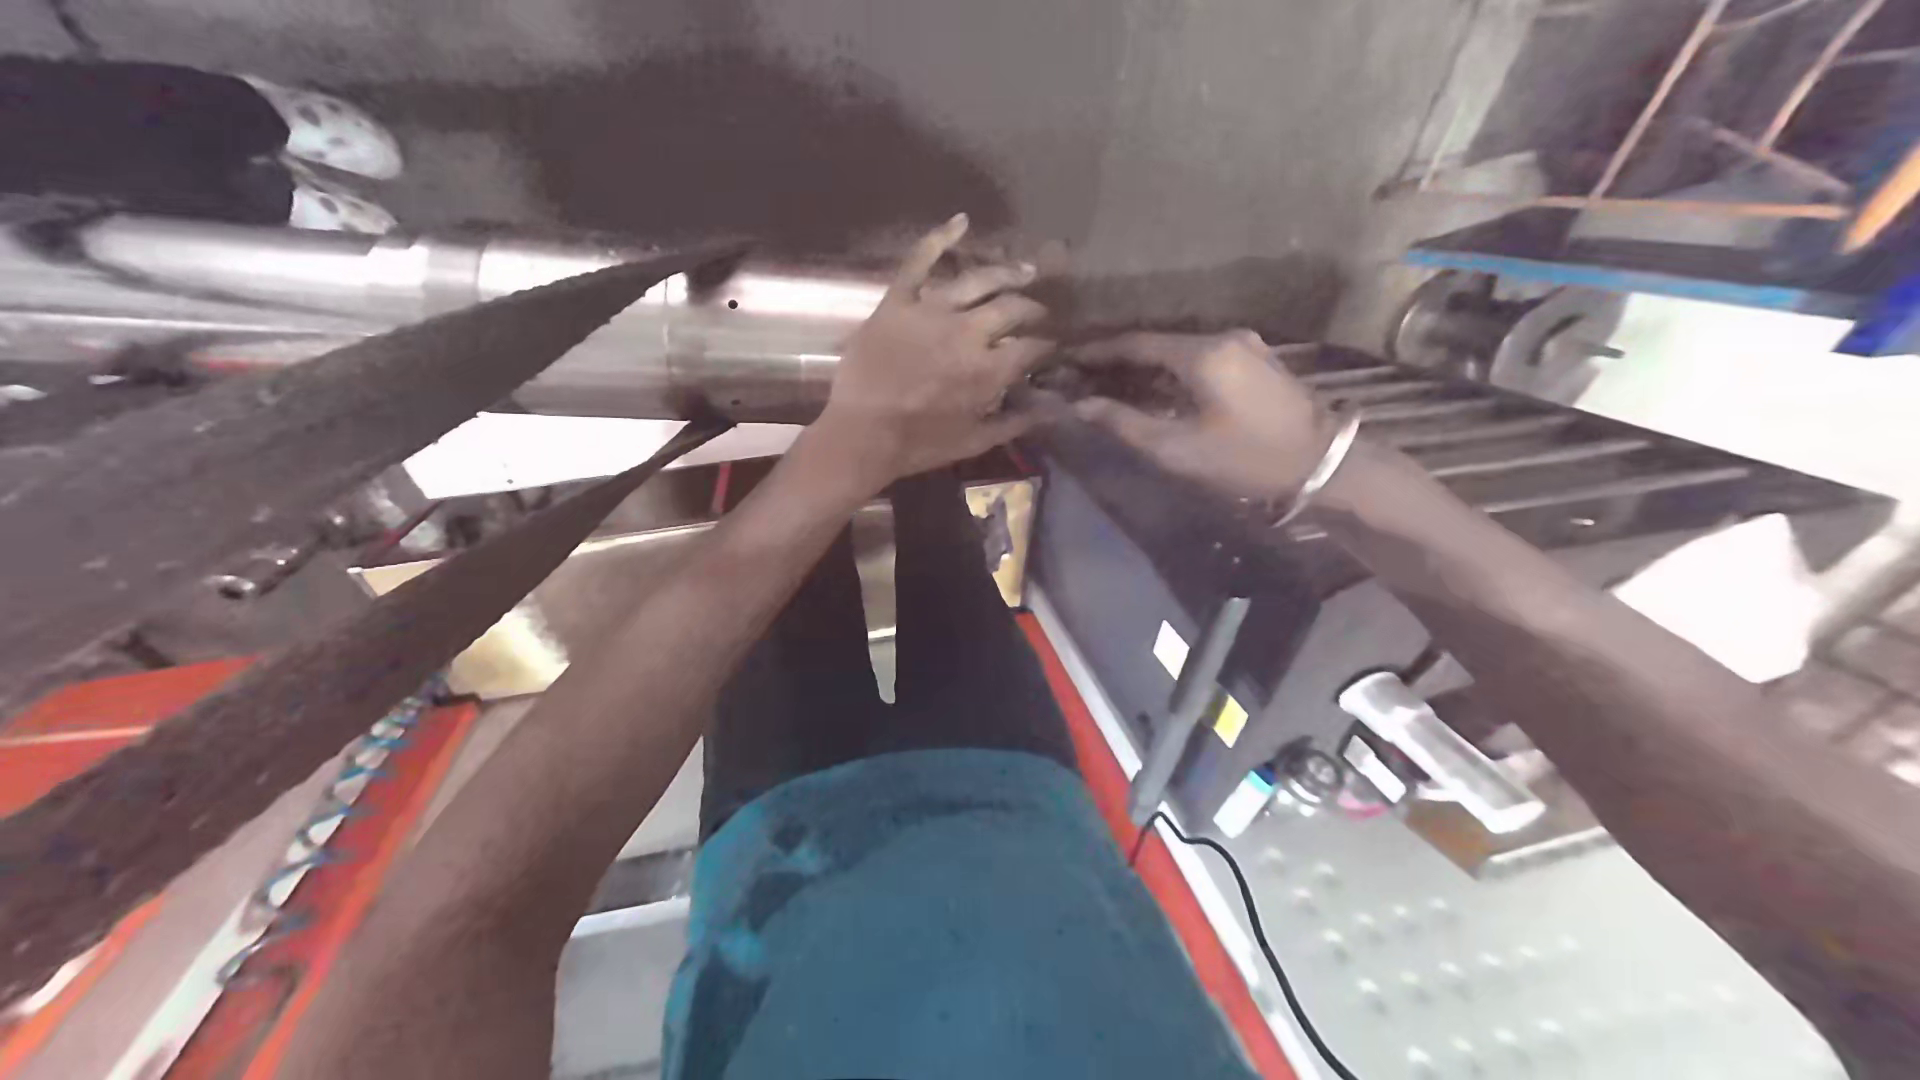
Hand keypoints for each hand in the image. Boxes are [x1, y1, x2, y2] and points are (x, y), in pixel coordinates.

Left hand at [815, 214, 1054, 489]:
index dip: (1047, 346)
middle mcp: (968, 332)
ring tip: (1023, 270)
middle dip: (1033, 309)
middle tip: (1038, 312)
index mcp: (989, 369)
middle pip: (1012, 308)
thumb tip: (1052, 409)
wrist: (862, 434)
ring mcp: (932, 311)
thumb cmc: (920, 444)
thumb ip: (1016, 423)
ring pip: (978, 279)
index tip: (1051, 347)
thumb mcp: (975, 441)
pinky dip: (940, 238)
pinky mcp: (899, 301)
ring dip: (1006, 272)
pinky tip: (962, 221)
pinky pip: (920, 261)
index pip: (1032, 347)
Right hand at [1072, 330, 1331, 503]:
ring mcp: (1245, 344)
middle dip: (1119, 358)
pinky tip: (1156, 387)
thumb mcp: (1179, 449)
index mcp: (1203, 354)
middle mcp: (1223, 337)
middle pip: (1158, 342)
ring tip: (1113, 383)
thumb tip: (1082, 405)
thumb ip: (1125, 424)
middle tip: (1084, 374)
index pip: (1136, 343)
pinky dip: (1172, 369)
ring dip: (1146, 365)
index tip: (1067, 359)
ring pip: (1179, 349)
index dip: (1098, 351)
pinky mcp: (1256, 358)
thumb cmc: (1246, 459)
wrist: (1324, 464)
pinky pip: (1201, 357)